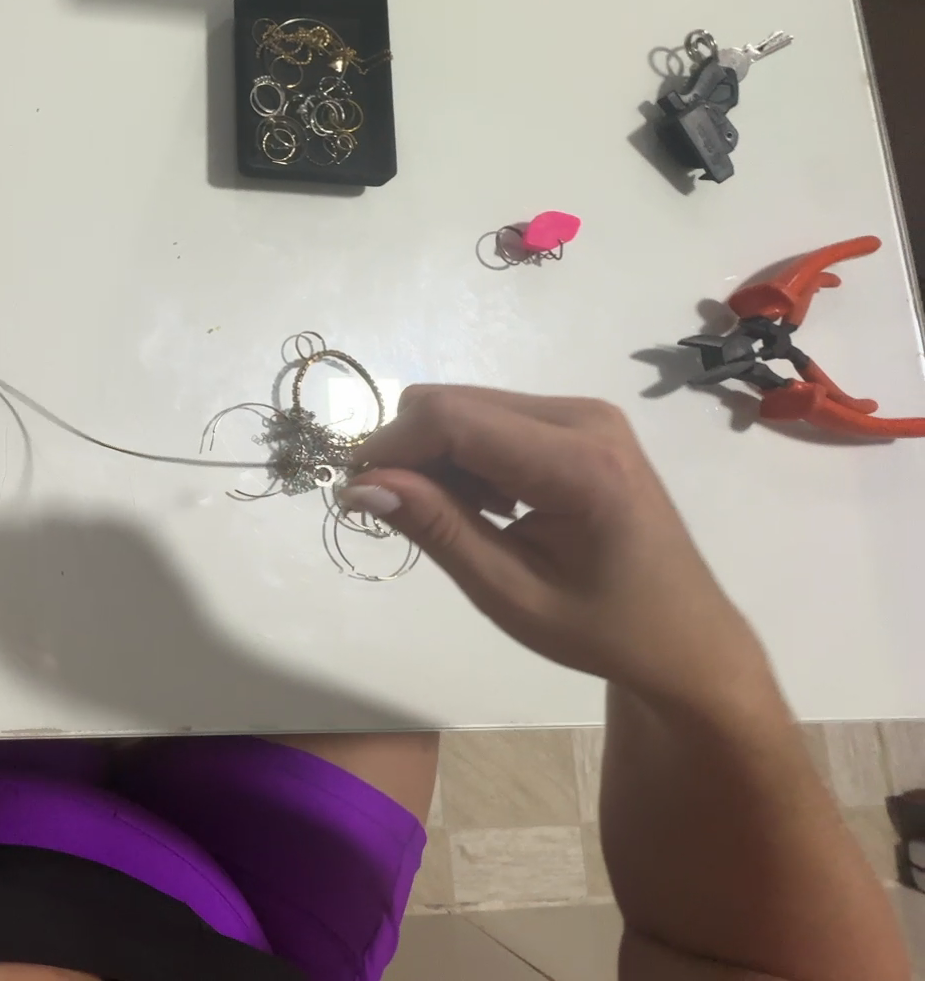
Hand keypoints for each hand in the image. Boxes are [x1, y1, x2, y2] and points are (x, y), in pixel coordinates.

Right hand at [339, 386, 768, 709]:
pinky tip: (481, 504)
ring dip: (430, 458)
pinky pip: (478, 417)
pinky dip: (455, 457)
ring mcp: (579, 415)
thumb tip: (357, 485)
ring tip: (457, 517)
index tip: (360, 498)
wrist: (685, 639)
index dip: (387, 449)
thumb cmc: (601, 628)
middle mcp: (581, 418)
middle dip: (405, 455)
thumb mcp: (506, 592)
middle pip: (445, 404)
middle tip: (410, 517)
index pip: (449, 419)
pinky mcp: (570, 423)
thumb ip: (434, 528)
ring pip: (455, 408)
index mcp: (578, 464)